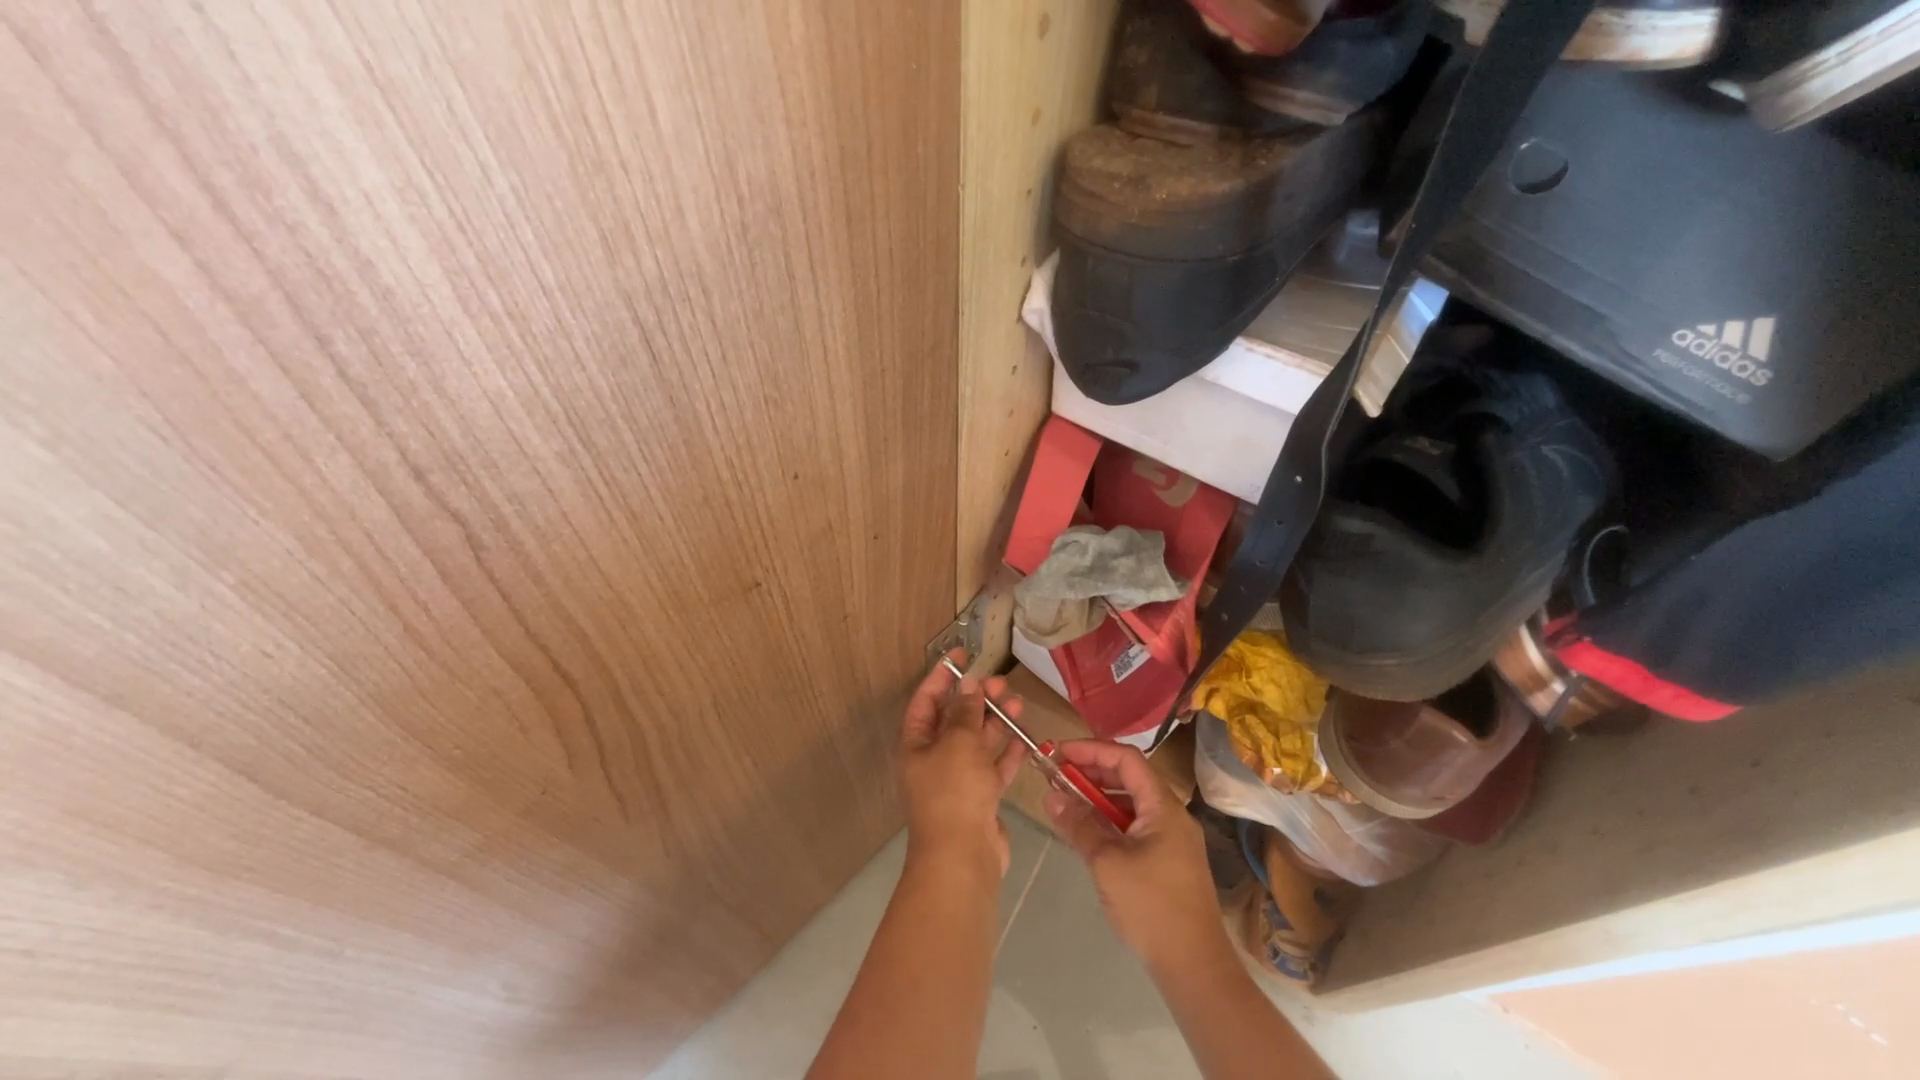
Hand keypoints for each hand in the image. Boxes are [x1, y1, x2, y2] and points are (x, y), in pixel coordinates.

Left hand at [898, 650, 1024, 878]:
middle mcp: (934, 759)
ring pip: (977, 743)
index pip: (926, 700)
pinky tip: (1025, 738)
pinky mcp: (981, 799)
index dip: (942, 676)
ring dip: (996, 722)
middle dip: (977, 699)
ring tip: (1017, 703)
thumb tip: (969, 686)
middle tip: (1001, 682)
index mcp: (916, 744)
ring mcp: (958, 781)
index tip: (962, 654)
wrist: (962, 856)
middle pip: (955, 720)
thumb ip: (965, 713)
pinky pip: (994, 768)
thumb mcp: (957, 743)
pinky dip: (1008, 752)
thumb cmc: (953, 792)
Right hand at [1044, 740, 1225, 970]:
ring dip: (1099, 799)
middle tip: (1055, 777)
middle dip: (1091, 773)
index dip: (1091, 750)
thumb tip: (1051, 796)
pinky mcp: (1168, 862)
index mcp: (1163, 806)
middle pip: (1130, 778)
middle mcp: (1172, 815)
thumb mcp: (1107, 862)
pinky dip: (1110, 822)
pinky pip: (1136, 827)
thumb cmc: (1151, 905)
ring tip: (1065, 803)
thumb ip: (1079, 825)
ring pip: (1132, 804)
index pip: (1127, 759)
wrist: (1193, 963)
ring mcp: (1173, 839)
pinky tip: (1088, 834)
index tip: (1058, 753)